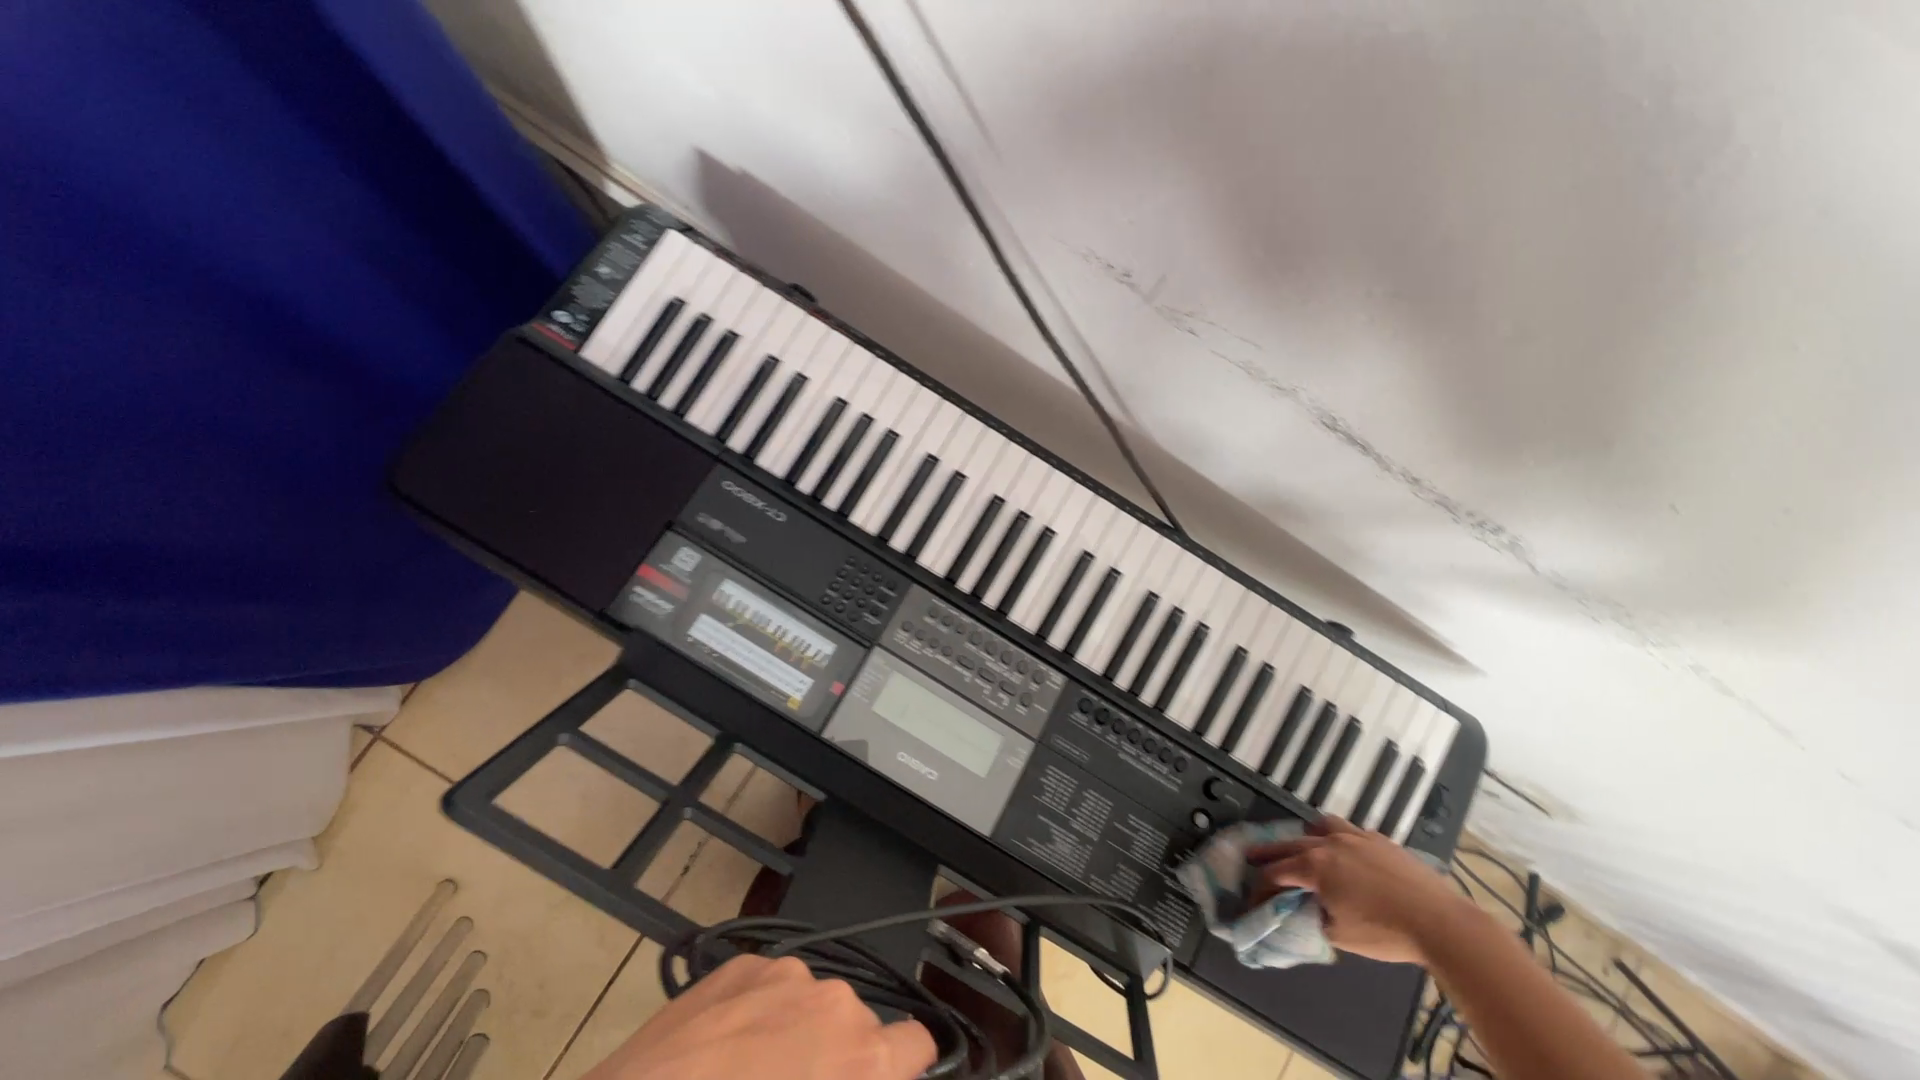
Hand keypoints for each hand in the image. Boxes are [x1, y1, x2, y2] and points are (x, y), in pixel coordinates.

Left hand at [584, 954, 936, 1079]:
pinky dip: (759, 1010)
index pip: (918, 1044)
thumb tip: (857, 1073)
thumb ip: (855, 1079)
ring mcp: (786, 975)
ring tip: (749, 1068)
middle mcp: (835, 1001)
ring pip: (811, 1002)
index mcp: (864, 1054)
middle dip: (836, 1054)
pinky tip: (724, 1047)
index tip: (878, 1078)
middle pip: (857, 1024)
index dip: (902, 1065)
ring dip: (796, 1029)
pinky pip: (770, 985)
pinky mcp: (743, 964)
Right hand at [1248, 815, 1468, 964]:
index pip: (1275, 874)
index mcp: (1315, 867)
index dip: (1259, 888)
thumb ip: (1314, 917)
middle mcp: (1330, 844)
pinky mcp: (1382, 841)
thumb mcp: (1338, 935)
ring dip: (1305, 836)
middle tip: (1251, 856)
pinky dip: (1338, 837)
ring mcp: (1358, 838)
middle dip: (1268, 853)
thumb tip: (1307, 909)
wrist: (1441, 922)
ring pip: (1321, 826)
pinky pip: (1351, 831)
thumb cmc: (1385, 933)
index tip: (1252, 901)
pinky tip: (1345, 851)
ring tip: (1303, 844)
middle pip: (1289, 844)